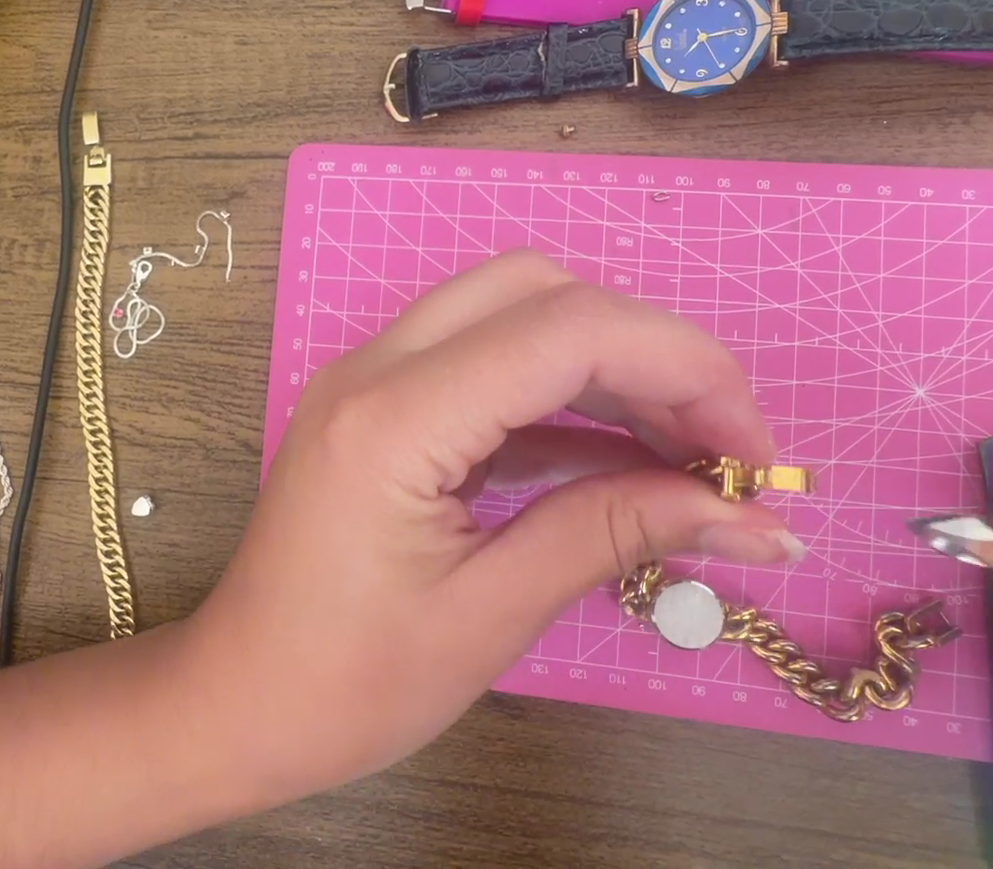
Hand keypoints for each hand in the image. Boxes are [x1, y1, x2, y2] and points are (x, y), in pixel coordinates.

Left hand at [178, 249, 802, 799]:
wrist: (239, 698)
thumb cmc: (347, 682)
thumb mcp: (490, 614)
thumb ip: (612, 536)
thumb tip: (749, 516)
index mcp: (393, 418)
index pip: (565, 329)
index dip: (684, 367)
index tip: (753, 454)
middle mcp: (373, 369)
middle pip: (537, 293)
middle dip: (645, 351)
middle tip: (717, 447)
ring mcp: (367, 379)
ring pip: (507, 313)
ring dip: (603, 365)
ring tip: (681, 452)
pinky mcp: (375, 406)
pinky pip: (477, 364)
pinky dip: (553, 394)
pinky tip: (612, 454)